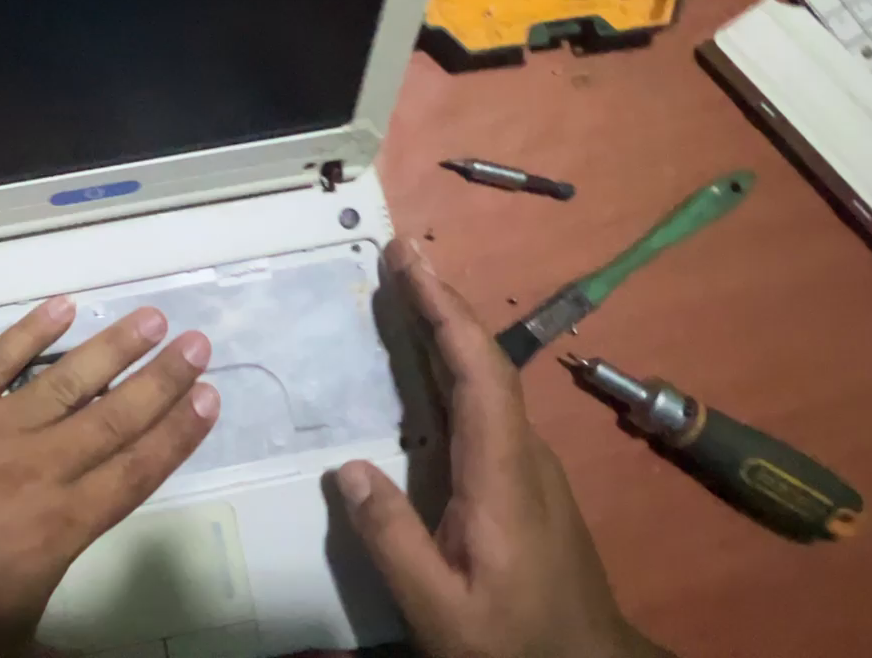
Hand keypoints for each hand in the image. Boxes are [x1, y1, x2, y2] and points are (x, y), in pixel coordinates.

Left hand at [0, 298, 218, 657]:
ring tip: (151, 318)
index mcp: (60, 527)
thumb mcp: (11, 639)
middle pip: (115, 417)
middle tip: (200, 343)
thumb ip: (61, 628)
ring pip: (67, 378)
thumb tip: (101, 650)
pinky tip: (62, 306)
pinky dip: (30, 331)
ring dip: (113, 347)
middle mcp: (38, 467)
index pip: (136, 470)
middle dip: (163, 380)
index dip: (178, 433)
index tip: (210, 398)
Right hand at [336, 243, 671, 657]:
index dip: (446, 311)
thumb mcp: (442, 610)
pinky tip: (421, 355)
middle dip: (440, 299)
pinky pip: (480, 397)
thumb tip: (347, 468)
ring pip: (484, 374)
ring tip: (401, 286)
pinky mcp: (517, 474)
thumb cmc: (516, 641)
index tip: (411, 262)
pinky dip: (448, 358)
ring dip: (444, 323)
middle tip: (398, 252)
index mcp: (503, 473)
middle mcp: (520, 452)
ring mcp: (523, 462)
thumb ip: (393, 541)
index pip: (480, 372)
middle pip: (482, 359)